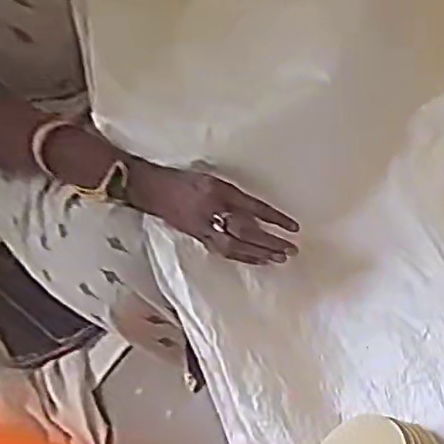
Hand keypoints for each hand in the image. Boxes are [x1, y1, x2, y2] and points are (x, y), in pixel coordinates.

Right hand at [127, 163, 299, 264]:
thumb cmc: (186, 182)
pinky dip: (245, 257)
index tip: (295, 228)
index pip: (253, 207)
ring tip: (282, 258)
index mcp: (218, 192)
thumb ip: (238, 197)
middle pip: (246, 230)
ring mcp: (203, 226)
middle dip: (271, 242)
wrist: (149, 188)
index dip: (275, 218)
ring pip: (236, 245)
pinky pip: (224, 251)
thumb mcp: (215, 182)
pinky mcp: (198, 236)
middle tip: (292, 249)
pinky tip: (261, 261)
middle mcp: (211, 210)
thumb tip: (265, 216)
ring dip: (261, 253)